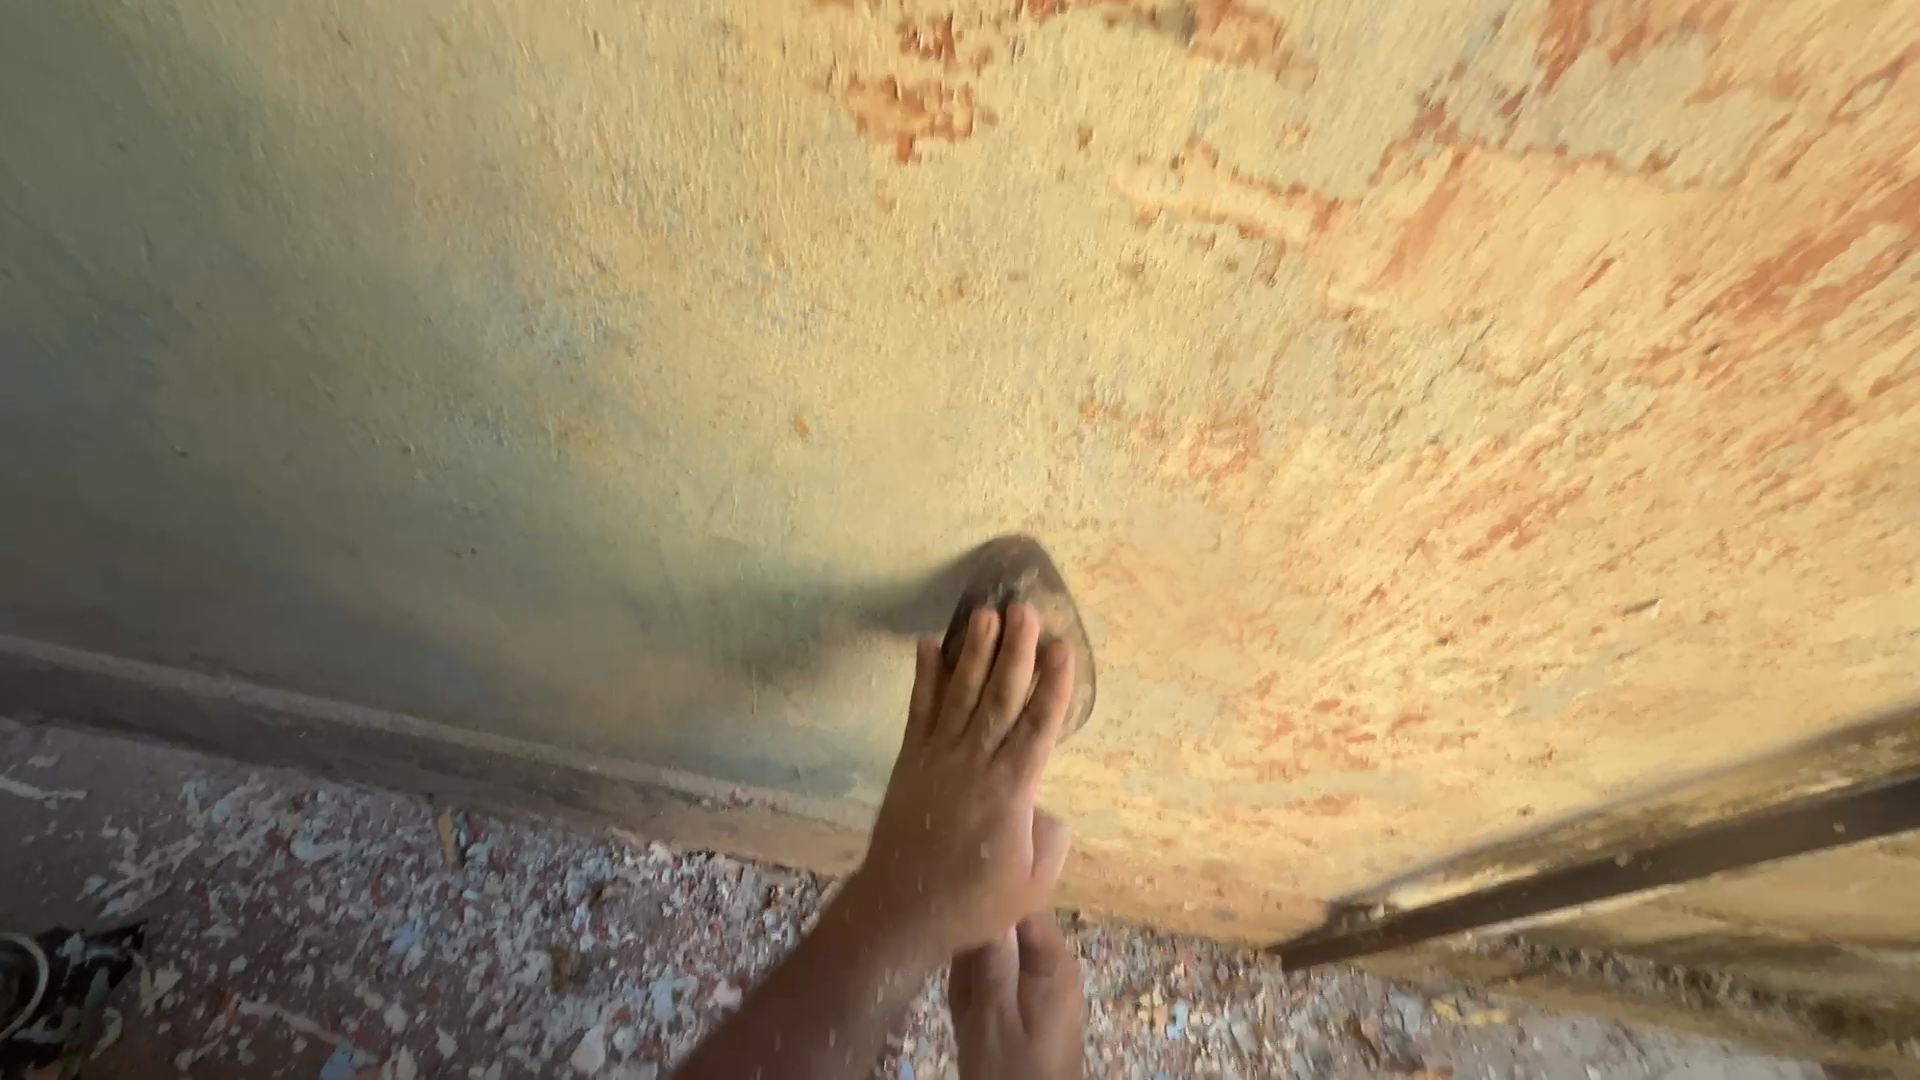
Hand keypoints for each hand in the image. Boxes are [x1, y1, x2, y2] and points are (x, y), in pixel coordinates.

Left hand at [854, 604, 1074, 953]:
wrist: (902, 906)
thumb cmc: (974, 901)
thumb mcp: (1034, 883)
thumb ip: (1052, 840)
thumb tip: (1045, 805)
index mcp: (1012, 790)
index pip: (1038, 726)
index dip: (1052, 684)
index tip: (1062, 647)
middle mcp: (976, 761)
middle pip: (999, 696)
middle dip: (1015, 651)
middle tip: (1023, 610)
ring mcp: (939, 755)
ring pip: (960, 694)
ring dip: (972, 651)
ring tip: (984, 615)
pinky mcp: (911, 757)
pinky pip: (919, 709)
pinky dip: (923, 676)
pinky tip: (925, 644)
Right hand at [950, 912, 1085, 1079]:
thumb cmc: (1012, 1076)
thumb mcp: (995, 1016)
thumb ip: (993, 957)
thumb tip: (992, 894)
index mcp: (1053, 960)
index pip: (1024, 903)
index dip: (991, 899)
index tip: (960, 908)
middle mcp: (1048, 963)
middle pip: (1004, 925)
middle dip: (975, 946)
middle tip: (962, 976)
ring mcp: (1034, 982)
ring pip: (990, 951)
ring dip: (969, 972)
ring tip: (966, 1003)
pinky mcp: (1019, 1001)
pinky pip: (988, 977)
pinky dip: (971, 992)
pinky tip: (967, 1015)